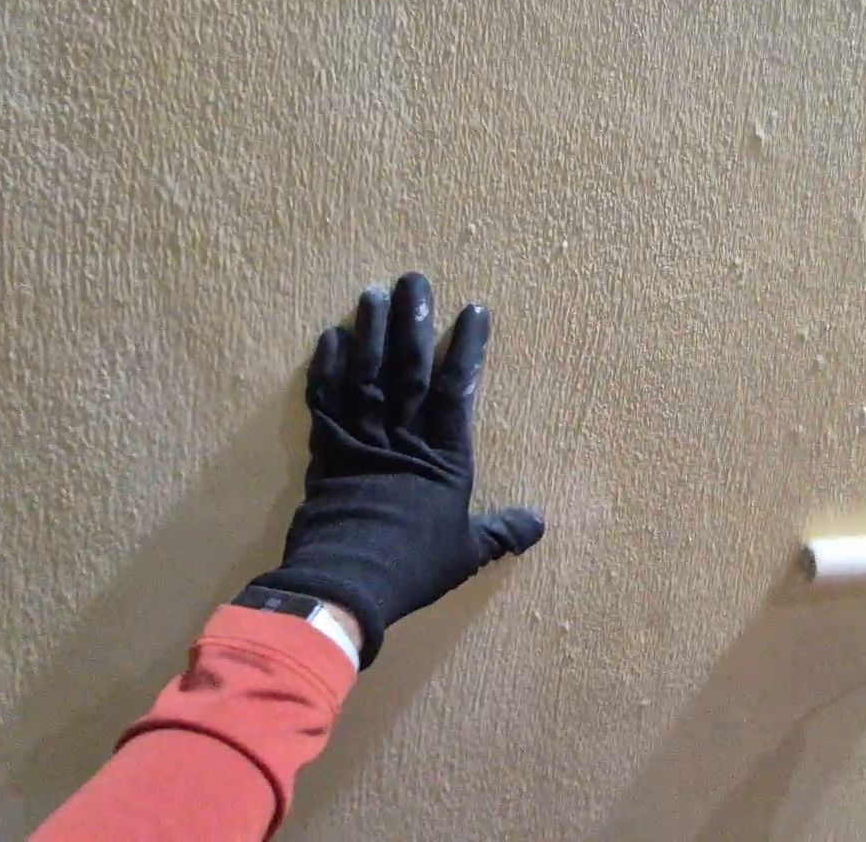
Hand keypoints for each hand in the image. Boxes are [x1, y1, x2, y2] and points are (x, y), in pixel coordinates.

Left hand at [251, 272, 545, 667]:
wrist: (344, 587)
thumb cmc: (413, 565)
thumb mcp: (467, 552)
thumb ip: (502, 531)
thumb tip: (539, 525)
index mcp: (443, 455)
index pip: (457, 388)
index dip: (467, 348)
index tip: (474, 310)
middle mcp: (403, 435)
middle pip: (408, 369)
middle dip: (413, 323)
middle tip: (414, 280)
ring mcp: (361, 439)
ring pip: (367, 375)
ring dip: (371, 332)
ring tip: (373, 293)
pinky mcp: (327, 451)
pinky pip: (326, 401)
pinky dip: (326, 368)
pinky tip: (331, 336)